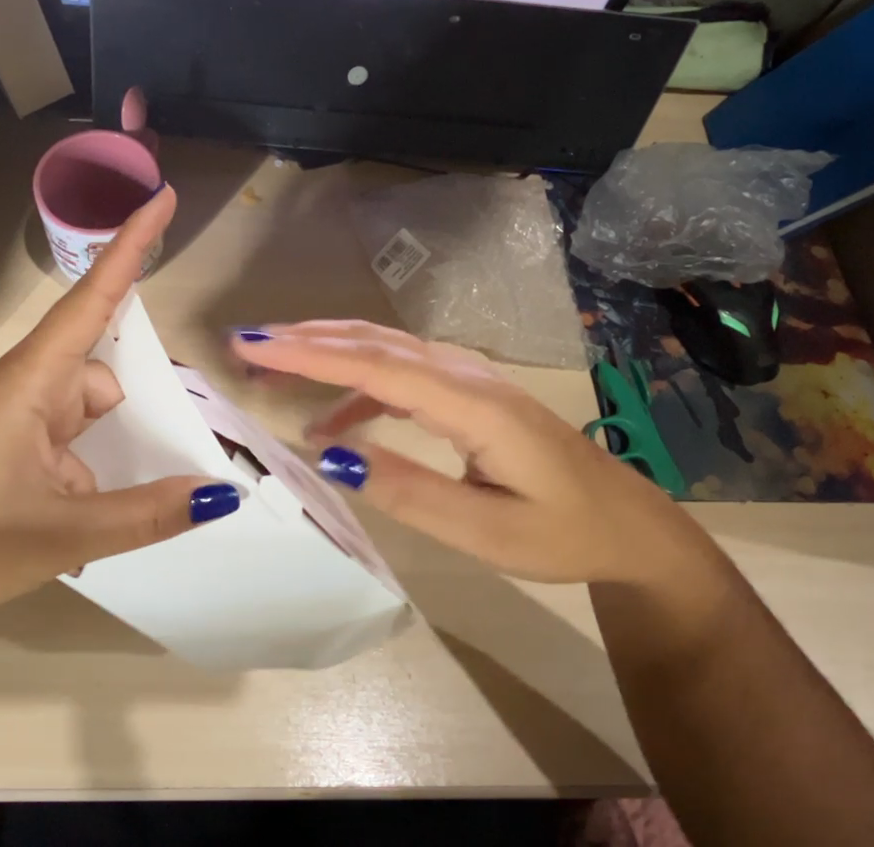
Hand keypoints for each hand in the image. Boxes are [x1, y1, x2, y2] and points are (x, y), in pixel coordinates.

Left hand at [0, 186, 240, 625]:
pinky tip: (88, 513)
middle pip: (102, 370)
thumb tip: (219, 492)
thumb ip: (147, 513)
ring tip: (109, 500)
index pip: (90, 301)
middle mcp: (25, 389)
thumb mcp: (65, 534)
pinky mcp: (10, 446)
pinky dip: (91, 465)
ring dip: (111, 443)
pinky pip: (71, 437)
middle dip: (137, 400)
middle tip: (170, 447)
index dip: (130, 247)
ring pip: (88, 408)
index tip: (161, 198)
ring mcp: (15, 419)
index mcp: (30, 385)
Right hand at [232, 321, 707, 585]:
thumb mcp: (484, 531)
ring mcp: (470, 379)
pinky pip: (401, 374)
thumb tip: (330, 454)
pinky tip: (330, 422)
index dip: (311, 354)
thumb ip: (407, 491)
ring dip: (326, 351)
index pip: (376, 367)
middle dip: (305, 339)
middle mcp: (467, 376)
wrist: (630, 526)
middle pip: (375, 343)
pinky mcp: (469, 393)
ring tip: (270, 365)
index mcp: (473, 406)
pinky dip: (356, 385)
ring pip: (385, 349)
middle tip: (243, 344)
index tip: (254, 346)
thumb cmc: (562, 534)